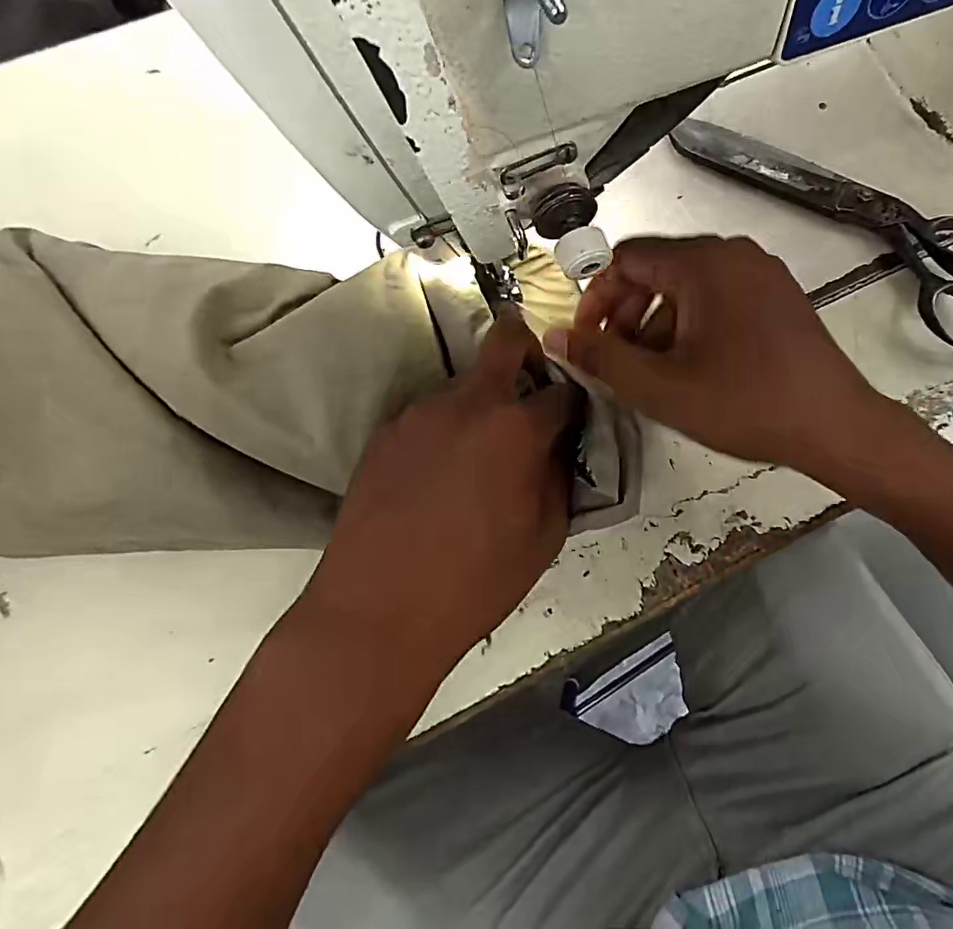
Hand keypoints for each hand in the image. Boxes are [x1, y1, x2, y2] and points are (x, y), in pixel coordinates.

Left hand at [303, 312, 580, 664]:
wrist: (375, 612)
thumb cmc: (475, 582)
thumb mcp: (545, 535)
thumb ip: (560, 477)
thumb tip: (560, 447)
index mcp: (516, 428)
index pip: (564, 391)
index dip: (577, 405)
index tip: (575, 423)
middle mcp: (468, 404)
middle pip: (508, 340)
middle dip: (532, 352)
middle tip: (535, 392)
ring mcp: (420, 413)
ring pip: (467, 381)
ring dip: (486, 400)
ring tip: (482, 454)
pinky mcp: (386, 432)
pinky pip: (432, 412)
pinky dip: (450, 426)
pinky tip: (445, 473)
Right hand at [545, 235, 906, 473]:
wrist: (835, 424)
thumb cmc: (748, 403)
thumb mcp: (661, 387)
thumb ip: (601, 357)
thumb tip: (556, 336)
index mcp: (704, 262)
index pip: (627, 259)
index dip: (596, 298)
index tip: (587, 340)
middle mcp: (735, 254)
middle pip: (659, 269)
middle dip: (628, 313)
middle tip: (618, 360)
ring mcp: (763, 273)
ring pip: (690, 286)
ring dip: (660, 323)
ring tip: (655, 373)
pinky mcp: (781, 296)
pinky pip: (721, 298)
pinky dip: (695, 324)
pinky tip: (695, 367)